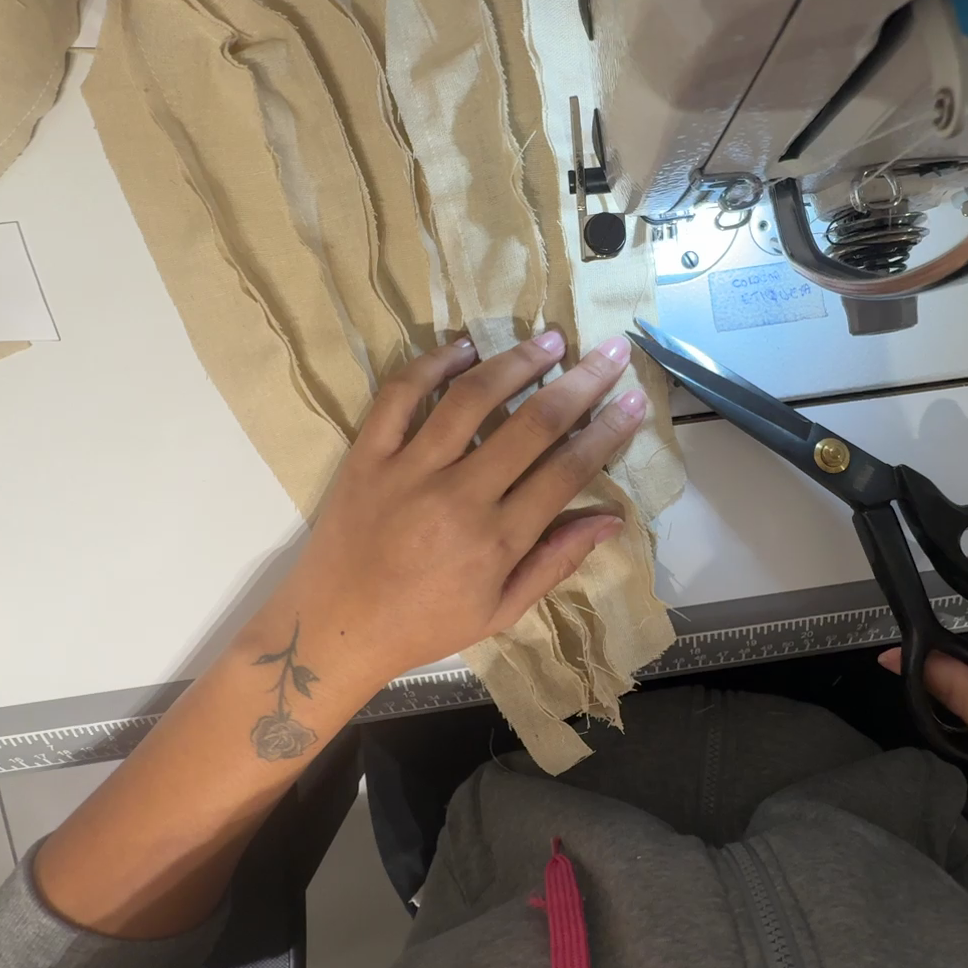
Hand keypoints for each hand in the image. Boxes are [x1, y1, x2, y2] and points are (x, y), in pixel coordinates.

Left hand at [267, 331, 644, 683]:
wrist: (333, 628)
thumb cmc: (424, 625)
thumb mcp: (500, 611)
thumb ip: (555, 562)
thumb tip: (612, 519)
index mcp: (496, 540)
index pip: (566, 471)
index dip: (606, 432)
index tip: (634, 401)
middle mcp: (458, 496)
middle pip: (532, 425)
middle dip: (580, 384)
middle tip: (609, 352)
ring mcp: (408, 469)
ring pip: (471, 398)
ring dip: (517, 362)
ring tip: (549, 339)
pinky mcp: (367, 454)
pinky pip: (400, 396)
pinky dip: (432, 364)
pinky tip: (464, 347)